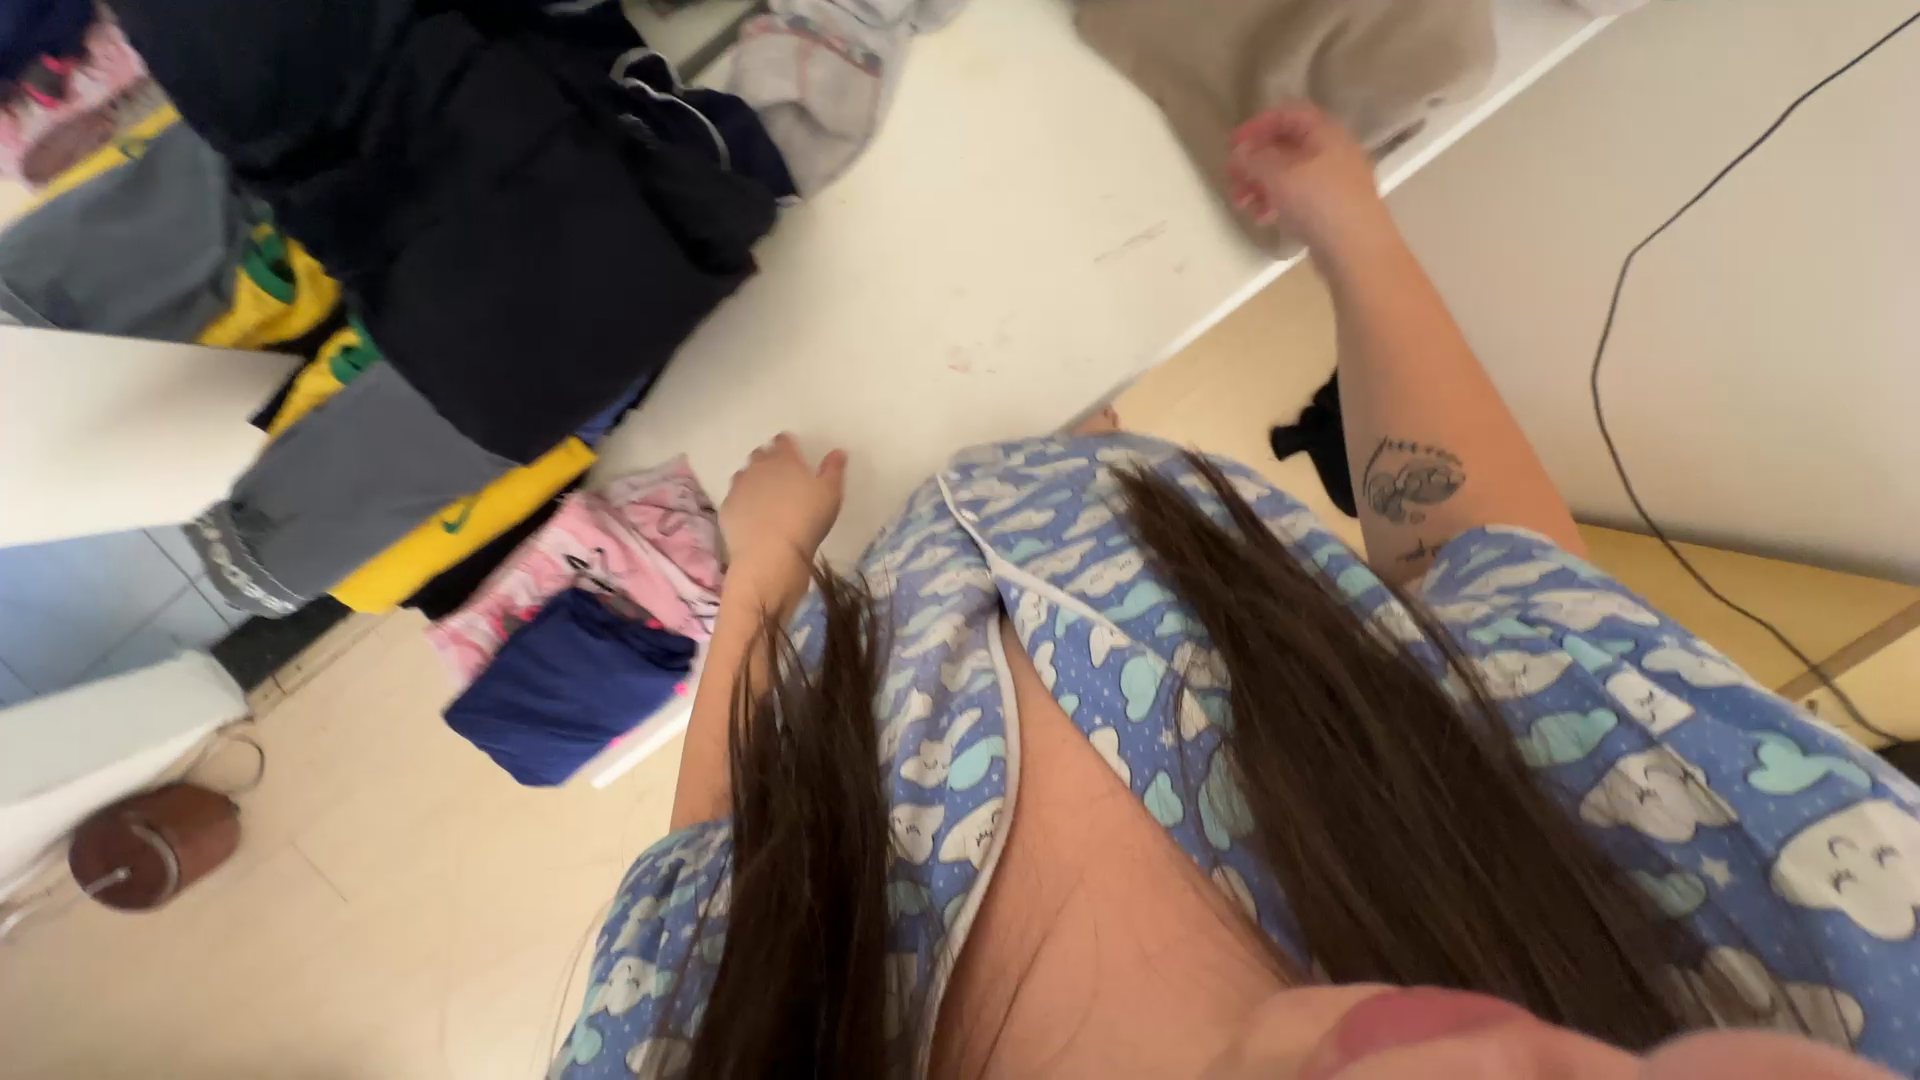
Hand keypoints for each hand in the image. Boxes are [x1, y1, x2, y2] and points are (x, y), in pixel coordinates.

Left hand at [721, 434, 847, 585]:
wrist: (770, 553)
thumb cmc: (806, 519)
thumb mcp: (830, 493)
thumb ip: (833, 469)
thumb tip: (837, 452)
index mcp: (784, 459)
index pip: (783, 441)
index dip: (788, 444)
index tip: (794, 452)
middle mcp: (757, 467)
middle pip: (760, 454)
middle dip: (768, 459)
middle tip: (780, 474)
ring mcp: (738, 487)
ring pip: (744, 475)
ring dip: (753, 480)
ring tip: (765, 496)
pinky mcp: (727, 508)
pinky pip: (735, 498)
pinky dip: (743, 502)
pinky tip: (753, 516)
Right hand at [1228, 103, 1393, 254]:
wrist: (1354, 247)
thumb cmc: (1319, 202)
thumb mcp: (1280, 175)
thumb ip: (1255, 159)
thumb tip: (1240, 152)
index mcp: (1324, 133)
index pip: (1287, 115)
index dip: (1257, 126)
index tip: (1231, 145)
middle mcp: (1330, 151)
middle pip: (1284, 147)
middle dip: (1254, 163)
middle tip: (1232, 181)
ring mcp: (1330, 180)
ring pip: (1287, 174)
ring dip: (1260, 186)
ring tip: (1242, 205)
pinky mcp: (1327, 207)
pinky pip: (1295, 196)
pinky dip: (1275, 203)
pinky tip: (1263, 219)